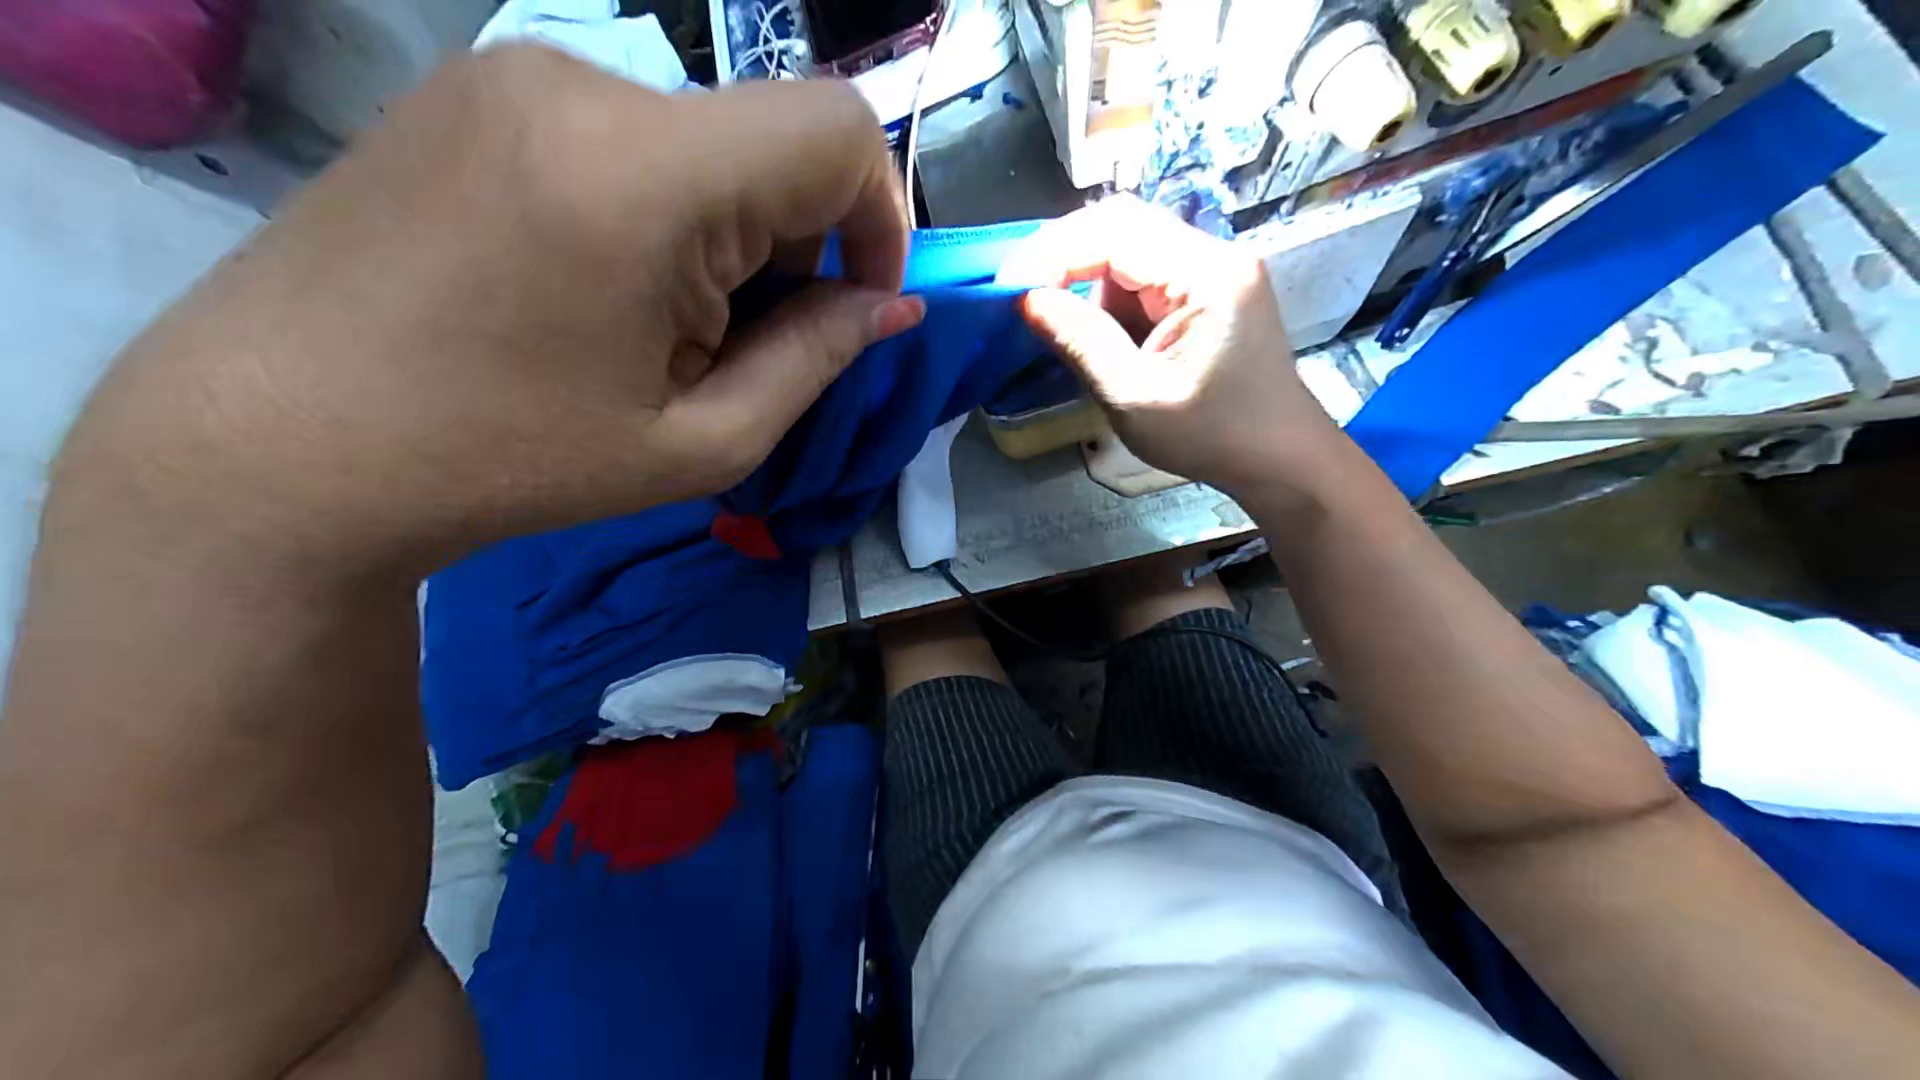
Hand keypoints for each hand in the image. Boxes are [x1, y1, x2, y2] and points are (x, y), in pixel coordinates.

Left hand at [56, 45, 922, 577]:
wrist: (281, 445)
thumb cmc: (515, 463)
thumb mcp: (701, 442)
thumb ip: (816, 359)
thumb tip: (893, 307)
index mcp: (644, 176)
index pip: (838, 131)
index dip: (883, 216)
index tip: (859, 301)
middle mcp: (583, 85)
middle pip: (774, 139)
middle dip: (802, 243)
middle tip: (749, 342)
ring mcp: (517, 73)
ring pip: (709, 142)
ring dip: (734, 233)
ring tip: (667, 327)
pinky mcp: (479, 92)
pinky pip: (636, 139)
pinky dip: (670, 211)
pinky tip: (609, 287)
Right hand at [1001, 197, 1347, 502]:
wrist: (1278, 457)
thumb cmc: (1211, 435)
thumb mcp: (1134, 396)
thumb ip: (1080, 341)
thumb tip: (1025, 299)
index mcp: (1207, 274)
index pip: (1116, 232)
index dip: (1053, 251)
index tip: (1008, 283)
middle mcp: (1215, 256)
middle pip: (1124, 227)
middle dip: (1066, 259)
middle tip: (1023, 295)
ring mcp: (1215, 270)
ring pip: (1131, 251)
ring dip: (1090, 284)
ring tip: (1072, 333)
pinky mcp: (1209, 291)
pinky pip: (1146, 278)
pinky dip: (1113, 301)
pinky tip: (1106, 337)